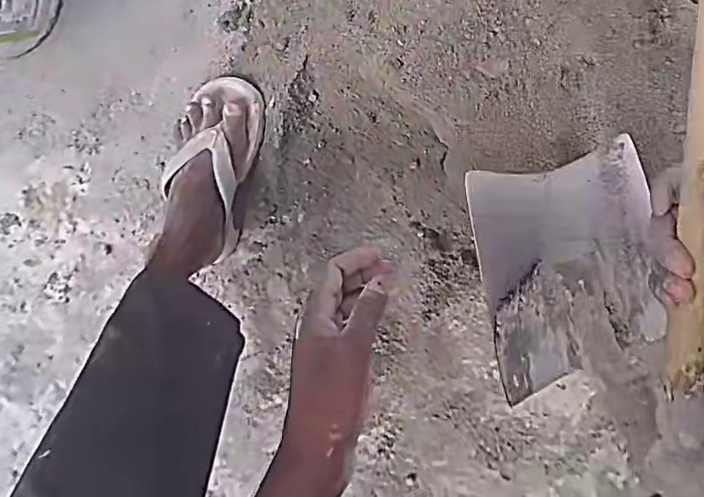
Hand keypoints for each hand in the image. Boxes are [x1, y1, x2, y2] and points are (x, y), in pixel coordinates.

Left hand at [264, 246, 392, 495]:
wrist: (319, 449)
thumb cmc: (328, 403)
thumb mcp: (354, 348)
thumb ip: (367, 311)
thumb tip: (379, 282)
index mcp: (315, 319)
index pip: (333, 272)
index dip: (356, 258)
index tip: (378, 253)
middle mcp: (317, 329)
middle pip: (338, 287)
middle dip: (363, 273)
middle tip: (387, 267)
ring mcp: (325, 348)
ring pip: (345, 307)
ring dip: (365, 294)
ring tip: (387, 288)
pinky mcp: (335, 366)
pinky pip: (351, 328)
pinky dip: (366, 317)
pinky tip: (379, 322)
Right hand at [649, 166, 703, 423]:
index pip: (694, 183)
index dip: (672, 190)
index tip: (664, 208)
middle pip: (671, 217)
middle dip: (667, 242)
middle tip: (683, 265)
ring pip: (663, 247)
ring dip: (666, 269)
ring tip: (686, 289)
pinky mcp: (695, 286)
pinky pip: (663, 276)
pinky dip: (666, 288)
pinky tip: (682, 301)